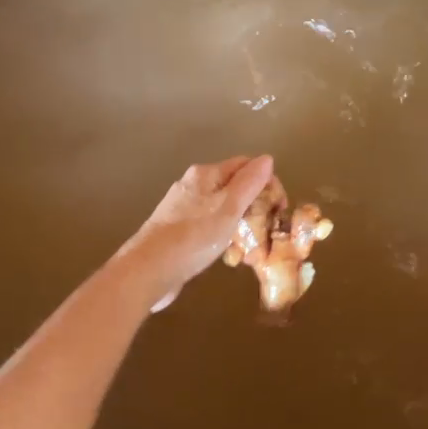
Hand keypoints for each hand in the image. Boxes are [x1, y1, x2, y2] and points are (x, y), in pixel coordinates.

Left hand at [113, 155, 274, 309]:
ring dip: (240, 225)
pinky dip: (222, 237)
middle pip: (234, 187)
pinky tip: (227, 256)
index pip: (246, 165)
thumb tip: (267, 158)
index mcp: (205, 174)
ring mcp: (182, 208)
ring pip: (222, 209)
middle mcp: (193, 185)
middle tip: (266, 232)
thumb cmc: (193, 237)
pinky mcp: (176, 230)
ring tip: (249, 249)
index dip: (267, 183)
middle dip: (255, 207)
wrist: (148, 270)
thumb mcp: (229, 208)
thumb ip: (249, 182)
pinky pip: (208, 227)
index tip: (278, 210)